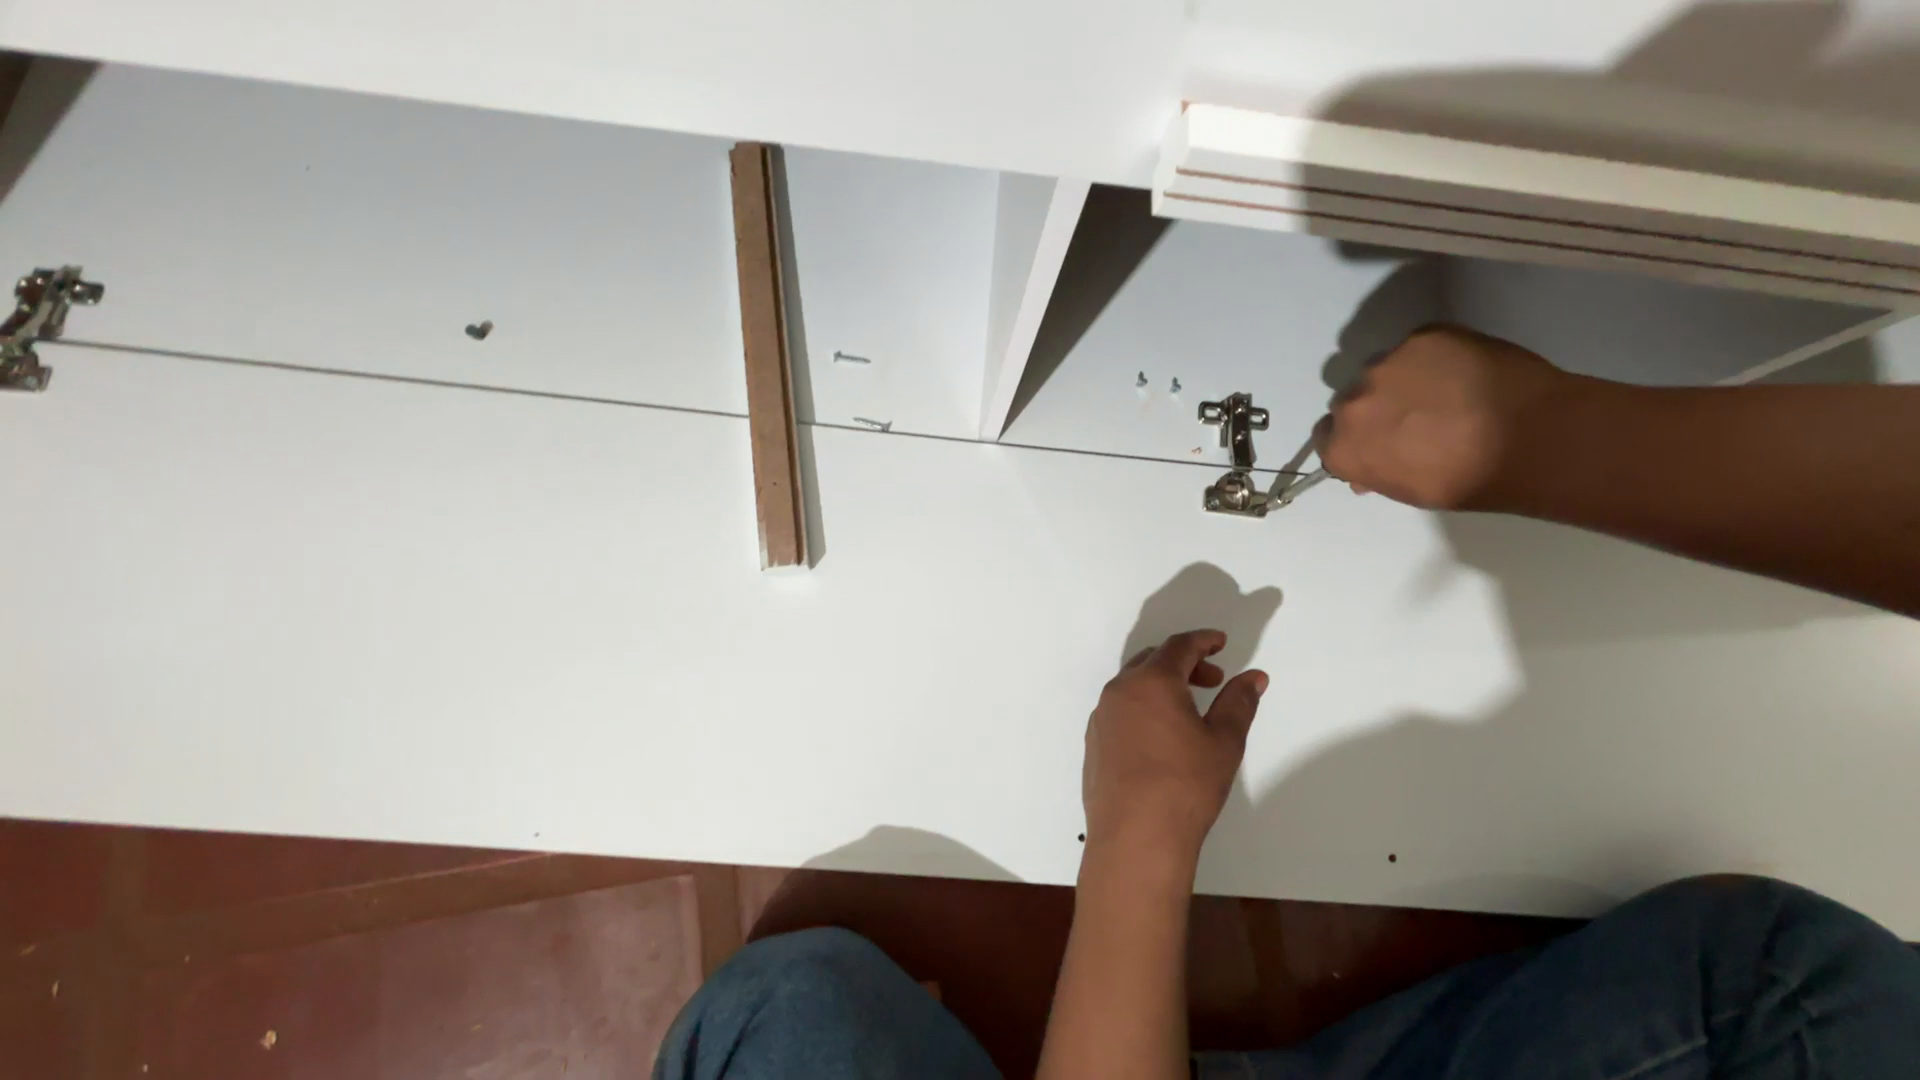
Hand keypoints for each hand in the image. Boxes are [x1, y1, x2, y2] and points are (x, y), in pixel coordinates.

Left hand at [1082, 630, 1266, 866]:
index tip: (1221, 642)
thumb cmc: (1186, 785)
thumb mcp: (1224, 742)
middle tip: (1213, 680)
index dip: (1203, 641)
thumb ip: (1238, 702)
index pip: (1178, 646)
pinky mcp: (1093, 742)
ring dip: (1162, 686)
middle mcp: (1119, 691)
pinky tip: (1162, 735)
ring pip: (1132, 686)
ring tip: (1190, 708)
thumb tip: (1254, 677)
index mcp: (1151, 682)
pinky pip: (1120, 710)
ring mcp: (1101, 717)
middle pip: (1152, 661)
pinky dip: (1143, 707)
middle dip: (1184, 664)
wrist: (1135, 836)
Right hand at [1315, 324, 1576, 509]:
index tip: (1375, 442)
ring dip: (1399, 380)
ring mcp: (1387, 364)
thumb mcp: (1410, 491)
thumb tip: (1368, 466)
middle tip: (1411, 419)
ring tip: (1441, 392)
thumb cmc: (1468, 480)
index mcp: (1343, 446)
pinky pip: (1416, 347)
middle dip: (1373, 408)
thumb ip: (1376, 471)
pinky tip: (1461, 373)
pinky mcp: (1424, 337)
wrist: (1533, 439)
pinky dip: (1431, 359)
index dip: (1350, 439)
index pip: (1326, 436)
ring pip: (1381, 370)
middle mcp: (1352, 402)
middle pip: (1349, 400)